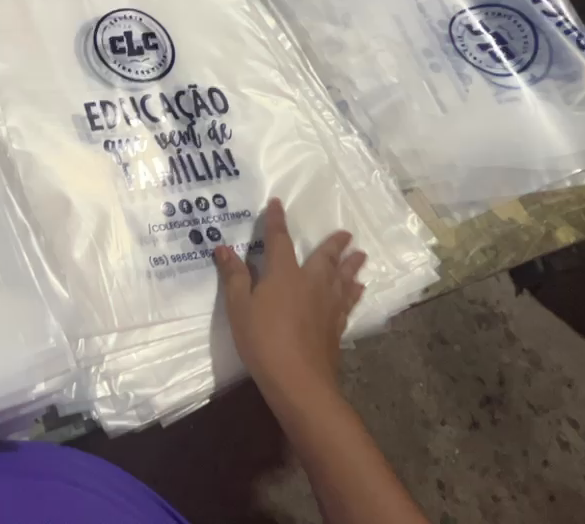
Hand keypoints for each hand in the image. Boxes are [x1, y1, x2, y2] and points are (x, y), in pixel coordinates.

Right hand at [214, 198, 366, 409]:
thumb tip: (224, 248)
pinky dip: (353, 292)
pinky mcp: (337, 326)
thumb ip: (234, 276)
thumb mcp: (239, 307)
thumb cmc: (263, 340)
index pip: (279, 240)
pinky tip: (358, 290)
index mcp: (284, 274)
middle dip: (333, 244)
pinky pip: (348, 301)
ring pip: (342, 278)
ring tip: (360, 255)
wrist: (299, 381)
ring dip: (351, 265)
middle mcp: (311, 283)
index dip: (277, 221)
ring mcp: (328, 305)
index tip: (278, 203)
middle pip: (324, 258)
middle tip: (346, 233)